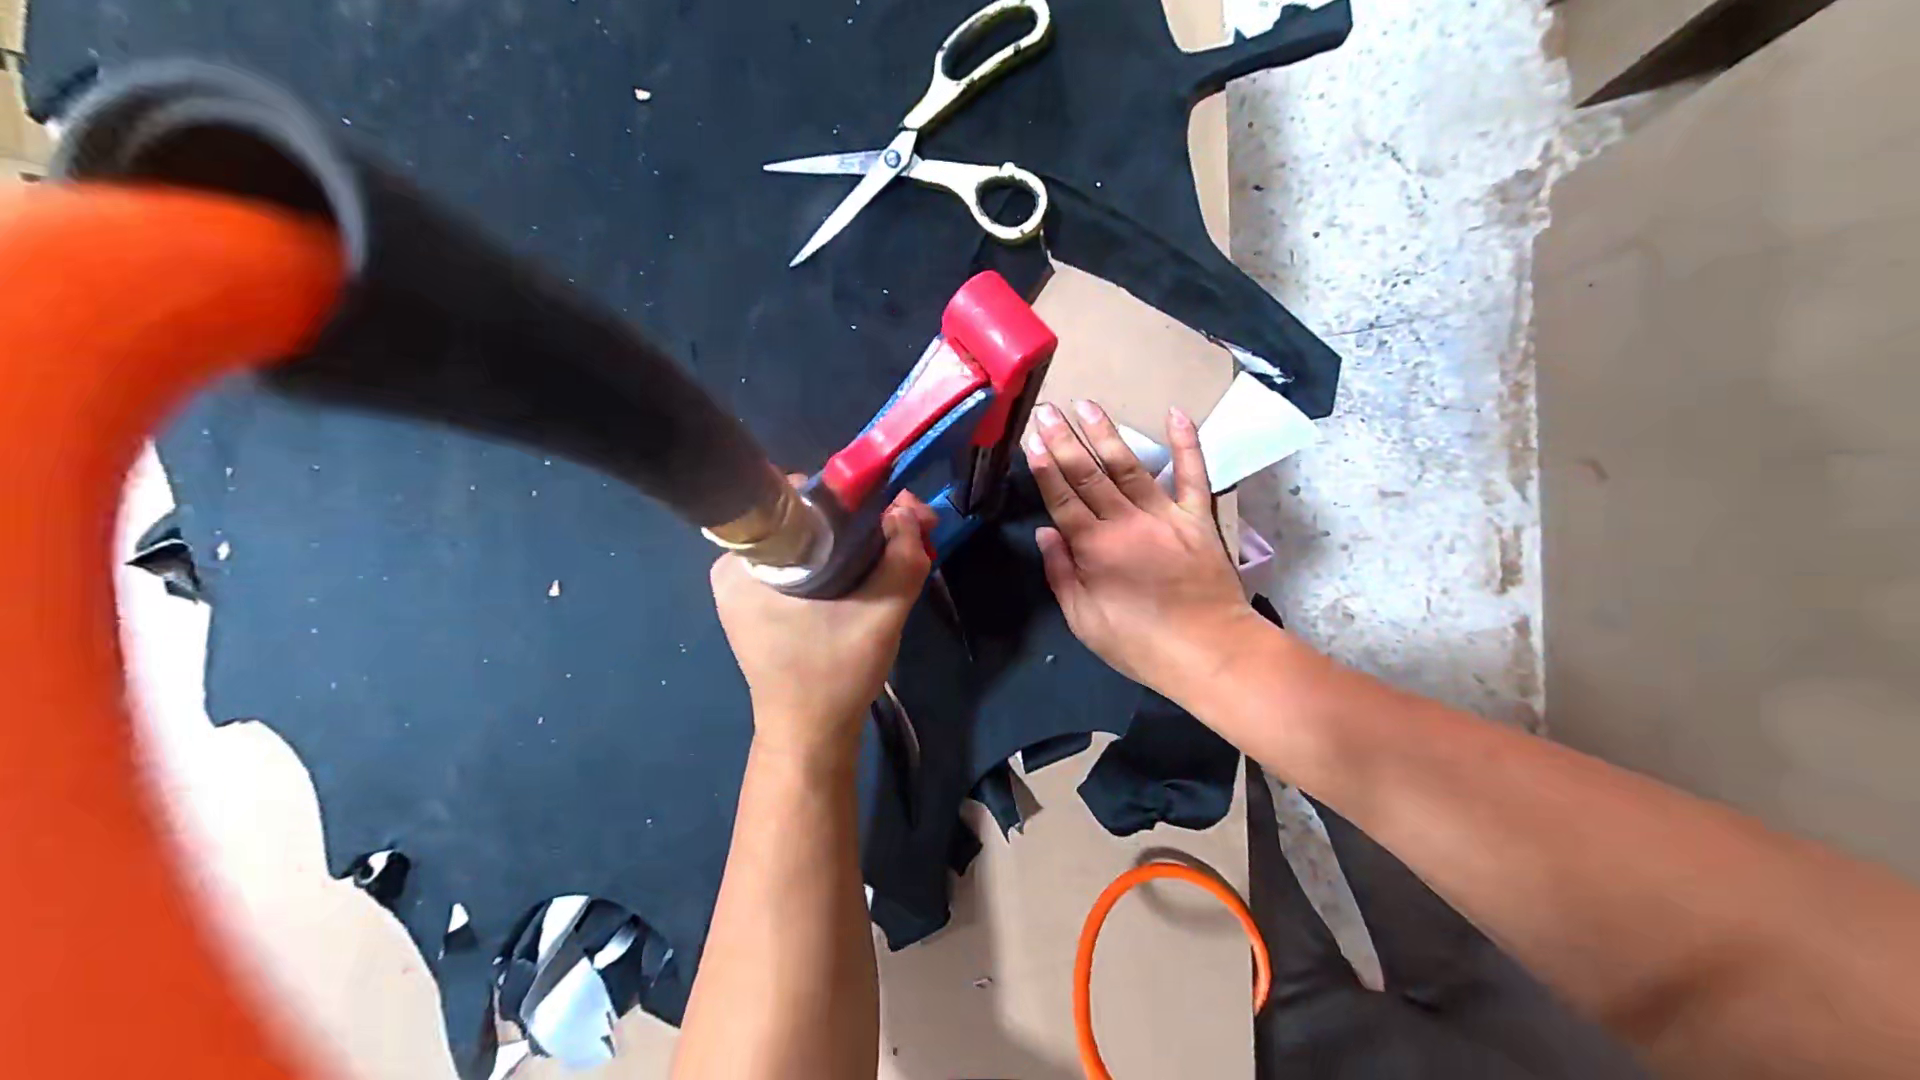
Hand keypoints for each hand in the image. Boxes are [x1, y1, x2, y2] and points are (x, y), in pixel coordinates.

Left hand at [711, 488, 937, 763]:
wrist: (811, 738)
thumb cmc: (834, 676)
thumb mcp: (880, 613)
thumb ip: (902, 558)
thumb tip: (909, 510)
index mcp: (744, 566)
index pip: (797, 499)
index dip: (850, 494)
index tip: (889, 504)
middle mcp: (735, 569)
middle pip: (807, 518)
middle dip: (861, 517)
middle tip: (908, 527)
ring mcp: (745, 589)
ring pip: (810, 541)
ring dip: (856, 540)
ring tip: (900, 546)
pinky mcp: (762, 606)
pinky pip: (806, 565)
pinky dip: (841, 562)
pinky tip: (874, 568)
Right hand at [1022, 400, 1260, 703]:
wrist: (1210, 650)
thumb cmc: (1139, 643)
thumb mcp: (1084, 620)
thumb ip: (1062, 573)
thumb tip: (1046, 532)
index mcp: (1095, 548)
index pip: (1062, 498)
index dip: (1044, 467)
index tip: (1032, 438)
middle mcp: (1126, 522)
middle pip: (1089, 474)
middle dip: (1065, 439)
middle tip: (1048, 409)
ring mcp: (1165, 516)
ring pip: (1130, 466)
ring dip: (1107, 433)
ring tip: (1089, 404)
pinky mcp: (1198, 519)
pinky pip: (1192, 475)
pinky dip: (1186, 444)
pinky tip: (1176, 414)